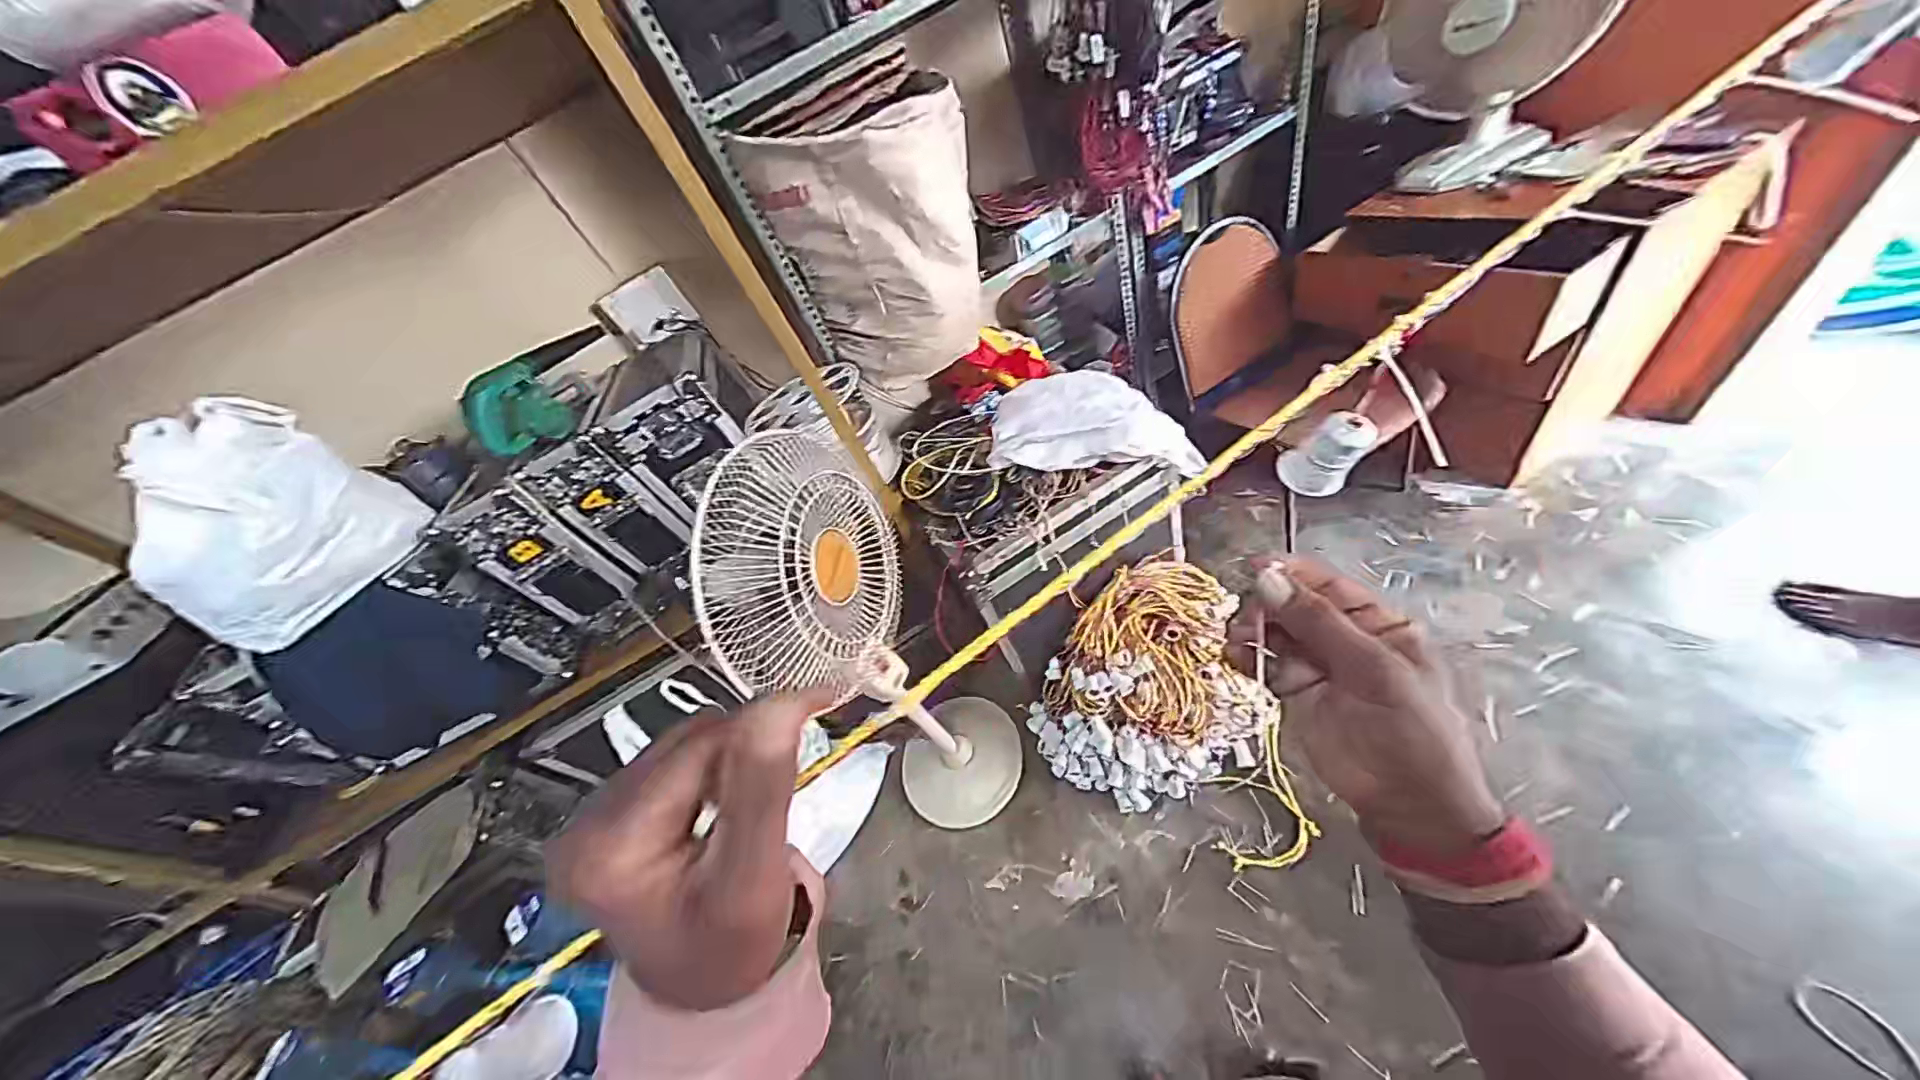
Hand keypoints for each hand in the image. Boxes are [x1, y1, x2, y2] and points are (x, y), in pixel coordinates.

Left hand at [545, 687, 835, 1009]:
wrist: (705, 986)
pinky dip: (716, 768)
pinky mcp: (611, 810)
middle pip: (690, 740)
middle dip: (745, 752)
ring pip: (686, 742)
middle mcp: (586, 823)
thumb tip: (781, 702)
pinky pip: (677, 758)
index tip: (818, 700)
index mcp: (610, 847)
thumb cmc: (732, 947)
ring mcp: (594, 815)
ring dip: (732, 757)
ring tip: (749, 803)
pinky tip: (725, 804)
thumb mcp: (754, 878)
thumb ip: (764, 788)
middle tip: (782, 781)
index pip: (700, 750)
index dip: (761, 727)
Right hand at [1229, 557, 1503, 855]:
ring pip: (1273, 632)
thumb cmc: (1410, 731)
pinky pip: (1264, 662)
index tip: (1253, 570)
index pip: (1326, 585)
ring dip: (1251, 629)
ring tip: (1238, 641)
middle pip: (1293, 605)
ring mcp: (1316, 664)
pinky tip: (1236, 657)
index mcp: (1376, 624)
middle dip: (1265, 605)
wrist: (1409, 804)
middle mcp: (1342, 638)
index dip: (1290, 574)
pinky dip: (1246, 656)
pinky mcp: (1294, 691)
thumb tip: (1267, 579)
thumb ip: (1318, 622)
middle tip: (1246, 619)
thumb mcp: (1373, 669)